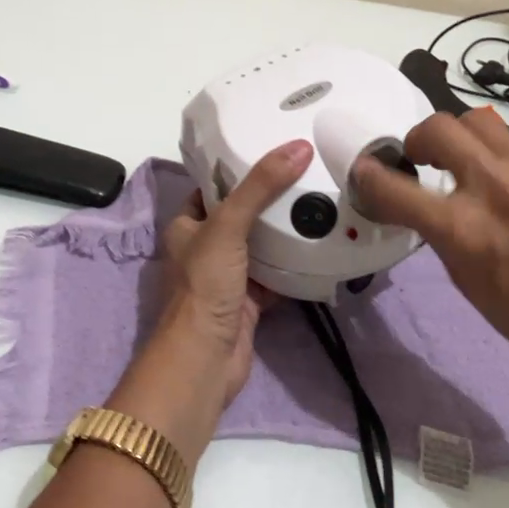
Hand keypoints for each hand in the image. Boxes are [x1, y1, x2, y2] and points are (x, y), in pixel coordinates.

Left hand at [102, 139, 311, 463]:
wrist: (204, 360)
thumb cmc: (205, 285)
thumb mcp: (228, 226)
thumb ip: (261, 187)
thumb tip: (298, 147)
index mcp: (187, 225)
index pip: (213, 187)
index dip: (238, 169)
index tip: (272, 148)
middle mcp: (204, 248)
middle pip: (241, 215)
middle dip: (269, 199)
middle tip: (305, 173)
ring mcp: (228, 277)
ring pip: (260, 245)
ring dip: (284, 231)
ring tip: (319, 201)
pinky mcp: (250, 302)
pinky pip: (276, 275)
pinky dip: (295, 264)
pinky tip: (321, 246)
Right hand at [352, 109, 508, 392]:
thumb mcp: (471, 285)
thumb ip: (444, 236)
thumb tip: (431, 208)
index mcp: (464, 230)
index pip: (395, 187)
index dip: (368, 177)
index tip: (364, 172)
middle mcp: (494, 187)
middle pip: (437, 127)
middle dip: (416, 139)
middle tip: (420, 161)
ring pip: (478, 122)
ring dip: (458, 137)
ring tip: (464, 166)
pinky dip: (499, 159)